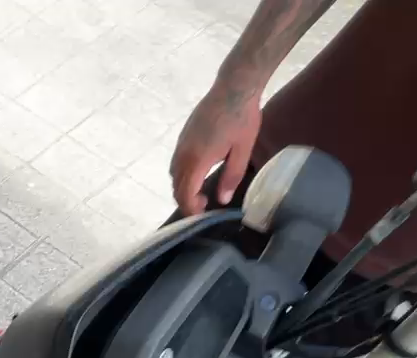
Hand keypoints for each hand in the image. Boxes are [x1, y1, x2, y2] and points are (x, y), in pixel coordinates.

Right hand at [171, 81, 262, 214]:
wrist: (234, 87)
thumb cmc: (242, 118)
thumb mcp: (243, 149)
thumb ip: (231, 176)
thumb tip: (222, 200)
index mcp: (197, 162)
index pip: (185, 195)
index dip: (191, 208)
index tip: (203, 213)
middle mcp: (183, 157)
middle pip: (176, 188)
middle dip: (186, 201)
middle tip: (203, 204)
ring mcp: (180, 147)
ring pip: (174, 177)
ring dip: (183, 188)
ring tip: (200, 189)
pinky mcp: (182, 139)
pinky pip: (175, 164)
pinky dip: (182, 175)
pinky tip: (197, 172)